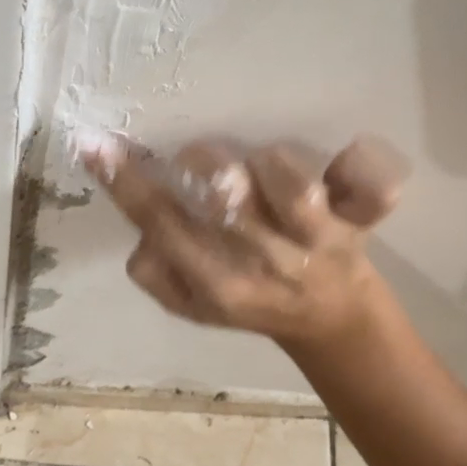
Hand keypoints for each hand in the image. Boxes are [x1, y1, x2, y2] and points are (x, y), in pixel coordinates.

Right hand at [76, 132, 405, 348]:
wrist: (330, 320)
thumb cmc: (249, 301)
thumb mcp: (190, 306)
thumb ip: (155, 273)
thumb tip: (140, 232)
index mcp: (218, 283)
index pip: (162, 223)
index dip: (127, 183)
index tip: (97, 145)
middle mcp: (266, 260)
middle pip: (226, 195)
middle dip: (203, 165)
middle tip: (196, 163)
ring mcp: (318, 241)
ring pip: (291, 180)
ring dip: (270, 162)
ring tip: (264, 169)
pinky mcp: (360, 222)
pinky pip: (369, 186)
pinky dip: (362, 167)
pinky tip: (350, 161)